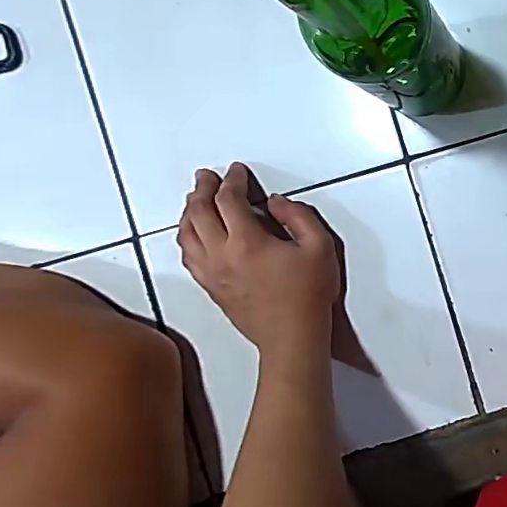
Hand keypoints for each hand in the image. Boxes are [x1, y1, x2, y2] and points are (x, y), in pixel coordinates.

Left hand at [179, 162, 341, 359]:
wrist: (292, 335)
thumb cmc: (309, 292)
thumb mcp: (320, 246)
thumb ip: (299, 217)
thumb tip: (276, 203)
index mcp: (247, 242)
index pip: (229, 201)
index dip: (231, 181)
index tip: (237, 171)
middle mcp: (221, 255)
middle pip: (199, 213)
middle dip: (202, 190)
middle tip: (207, 177)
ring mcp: (212, 273)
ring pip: (186, 234)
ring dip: (190, 211)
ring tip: (196, 199)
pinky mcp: (211, 287)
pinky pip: (188, 254)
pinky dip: (187, 235)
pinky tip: (194, 231)